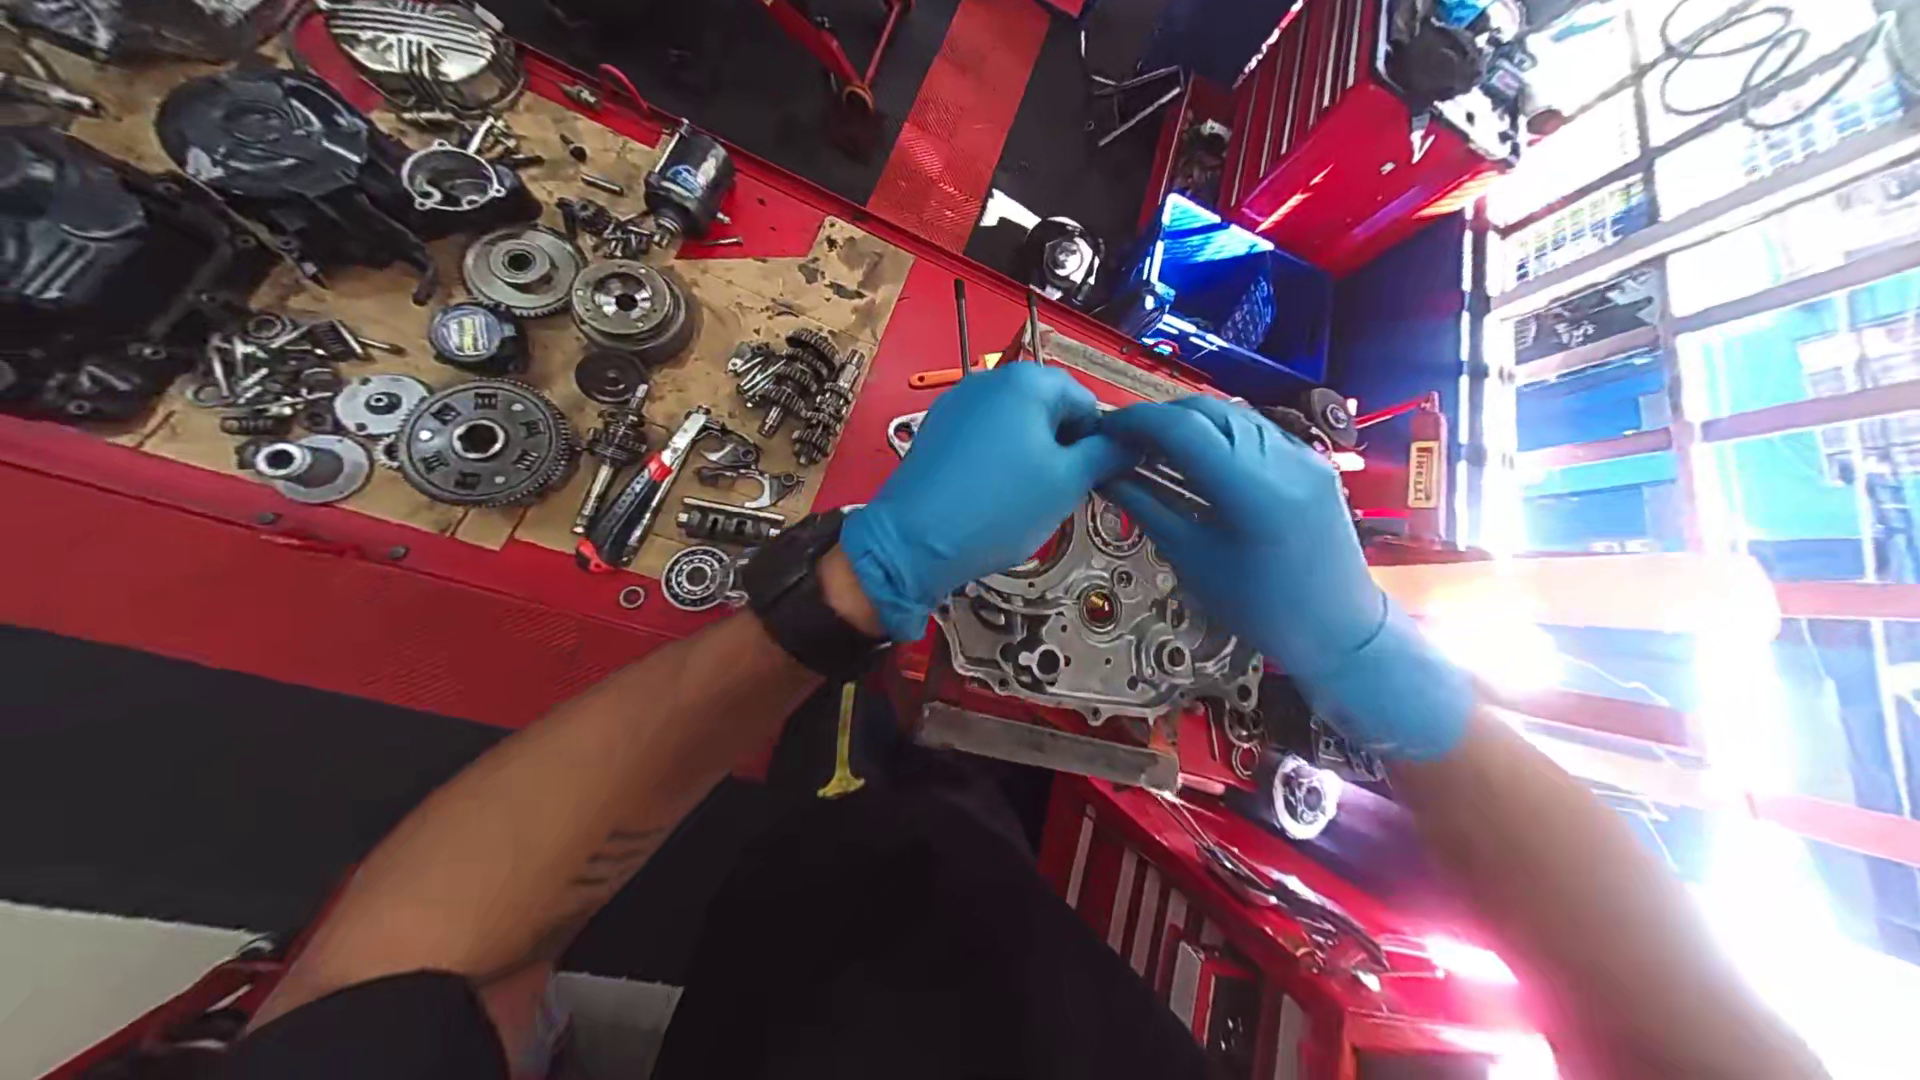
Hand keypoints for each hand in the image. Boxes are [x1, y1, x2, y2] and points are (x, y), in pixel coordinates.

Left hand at [841, 364, 1129, 641]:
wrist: (915, 542)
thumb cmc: (999, 508)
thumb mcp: (1067, 482)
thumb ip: (1107, 454)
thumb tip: (1131, 442)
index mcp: (1027, 381)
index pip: (1085, 401)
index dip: (1098, 442)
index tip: (1098, 478)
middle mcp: (989, 381)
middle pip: (1048, 410)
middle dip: (1063, 450)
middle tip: (1062, 493)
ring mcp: (957, 405)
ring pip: (1016, 428)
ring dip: (1033, 459)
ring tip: (1026, 500)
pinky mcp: (937, 432)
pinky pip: (985, 440)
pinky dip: (1000, 463)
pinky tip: (995, 497)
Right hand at [1100, 396, 1471, 760]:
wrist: (1340, 629)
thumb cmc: (1259, 608)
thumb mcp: (1193, 559)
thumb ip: (1148, 508)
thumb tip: (1105, 478)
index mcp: (1251, 489)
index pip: (1183, 429)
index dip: (1136, 422)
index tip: (1103, 431)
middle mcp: (1282, 458)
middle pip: (1207, 411)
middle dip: (1157, 418)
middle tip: (1122, 439)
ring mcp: (1303, 454)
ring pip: (1232, 413)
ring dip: (1186, 422)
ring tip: (1151, 446)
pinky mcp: (1312, 460)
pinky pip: (1254, 429)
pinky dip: (1216, 433)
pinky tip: (1194, 455)